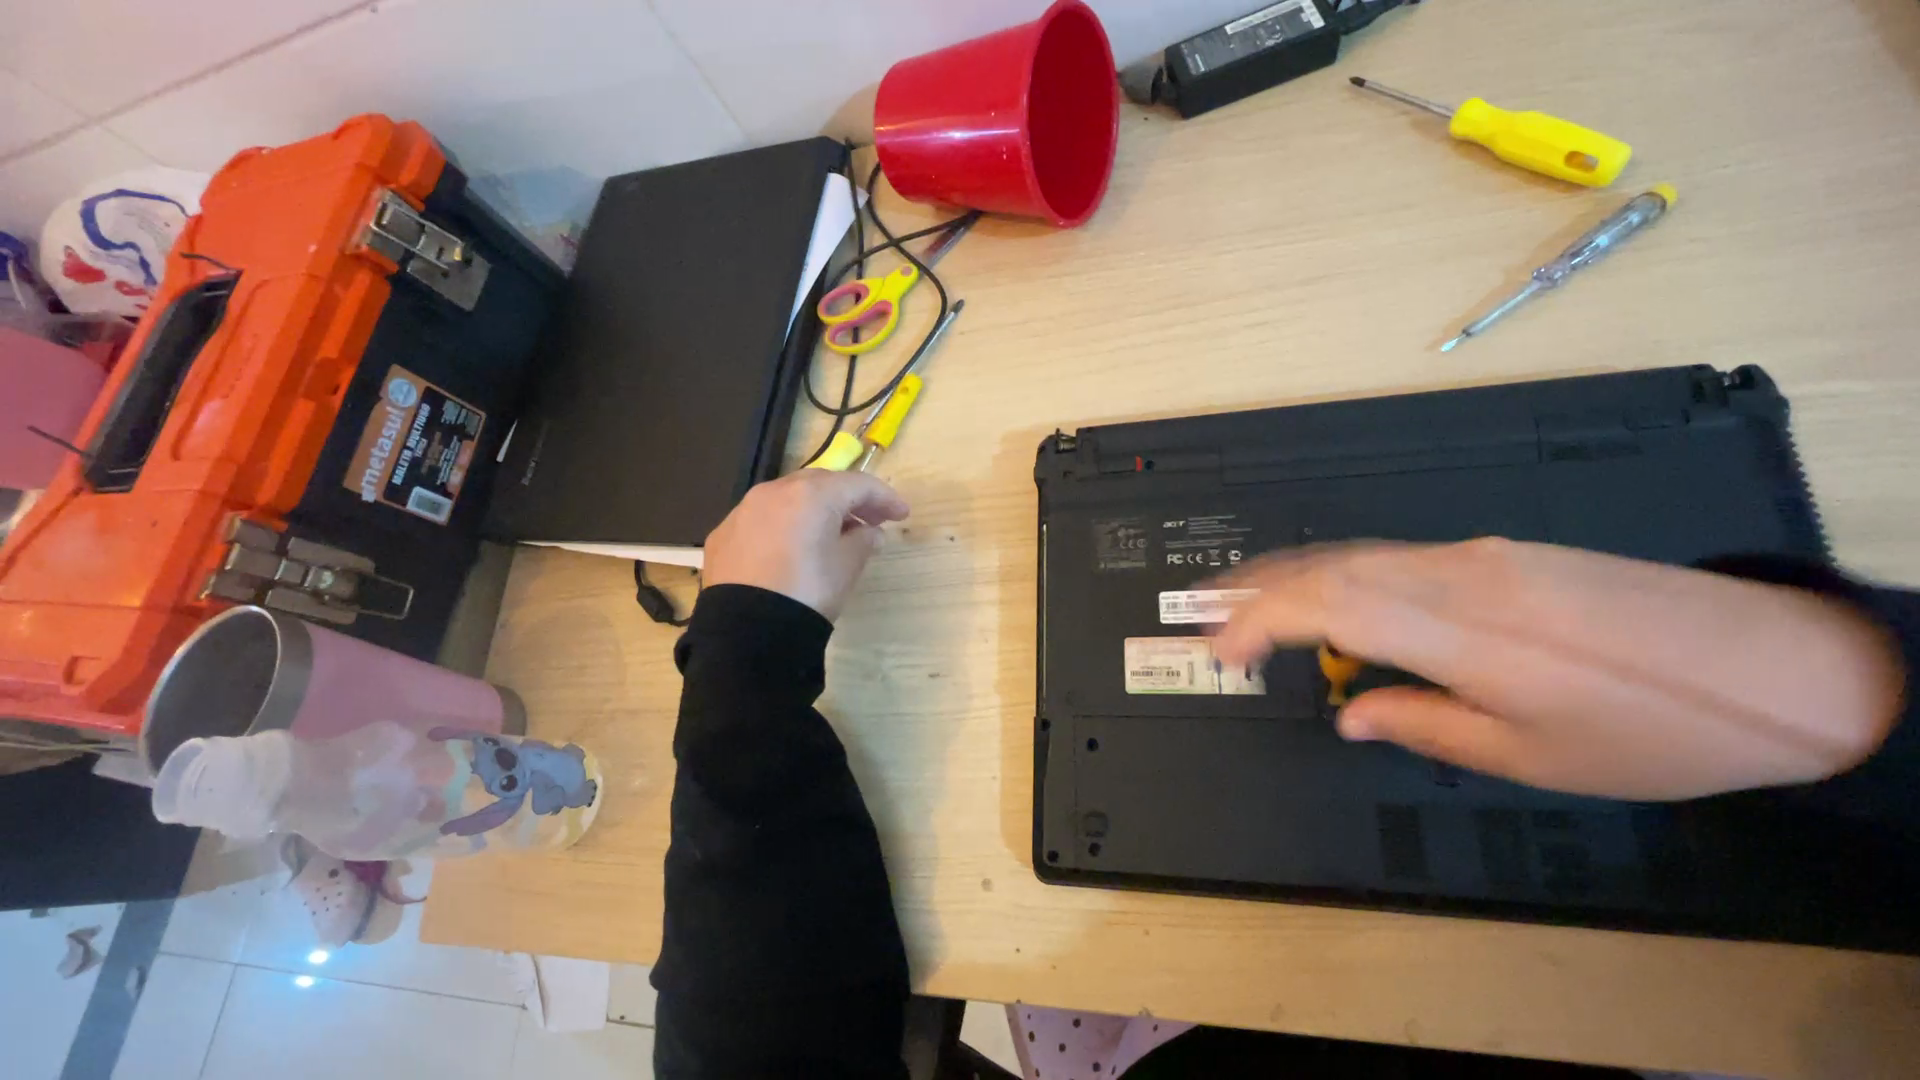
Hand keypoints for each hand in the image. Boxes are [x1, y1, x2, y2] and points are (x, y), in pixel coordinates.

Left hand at [703, 470, 909, 620]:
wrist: (749, 632)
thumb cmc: (809, 592)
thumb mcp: (846, 567)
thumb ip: (863, 541)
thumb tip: (870, 532)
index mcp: (811, 494)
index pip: (858, 485)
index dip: (885, 498)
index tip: (902, 515)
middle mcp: (774, 491)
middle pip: (821, 484)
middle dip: (848, 499)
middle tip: (870, 520)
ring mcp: (744, 511)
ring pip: (788, 498)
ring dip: (814, 510)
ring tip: (831, 534)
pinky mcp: (724, 534)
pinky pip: (763, 520)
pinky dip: (784, 526)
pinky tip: (792, 548)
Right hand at [1209, 539, 1904, 799]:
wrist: (1780, 665)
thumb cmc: (1656, 731)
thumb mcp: (1533, 756)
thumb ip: (1424, 725)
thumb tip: (1353, 715)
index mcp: (1463, 630)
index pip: (1331, 604)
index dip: (1262, 620)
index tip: (1225, 652)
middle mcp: (1459, 575)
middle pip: (1331, 565)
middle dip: (1256, 587)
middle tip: (1206, 614)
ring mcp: (1478, 556)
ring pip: (1358, 553)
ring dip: (1292, 574)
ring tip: (1244, 599)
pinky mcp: (1496, 554)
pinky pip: (1392, 555)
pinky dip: (1338, 572)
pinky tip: (1324, 593)